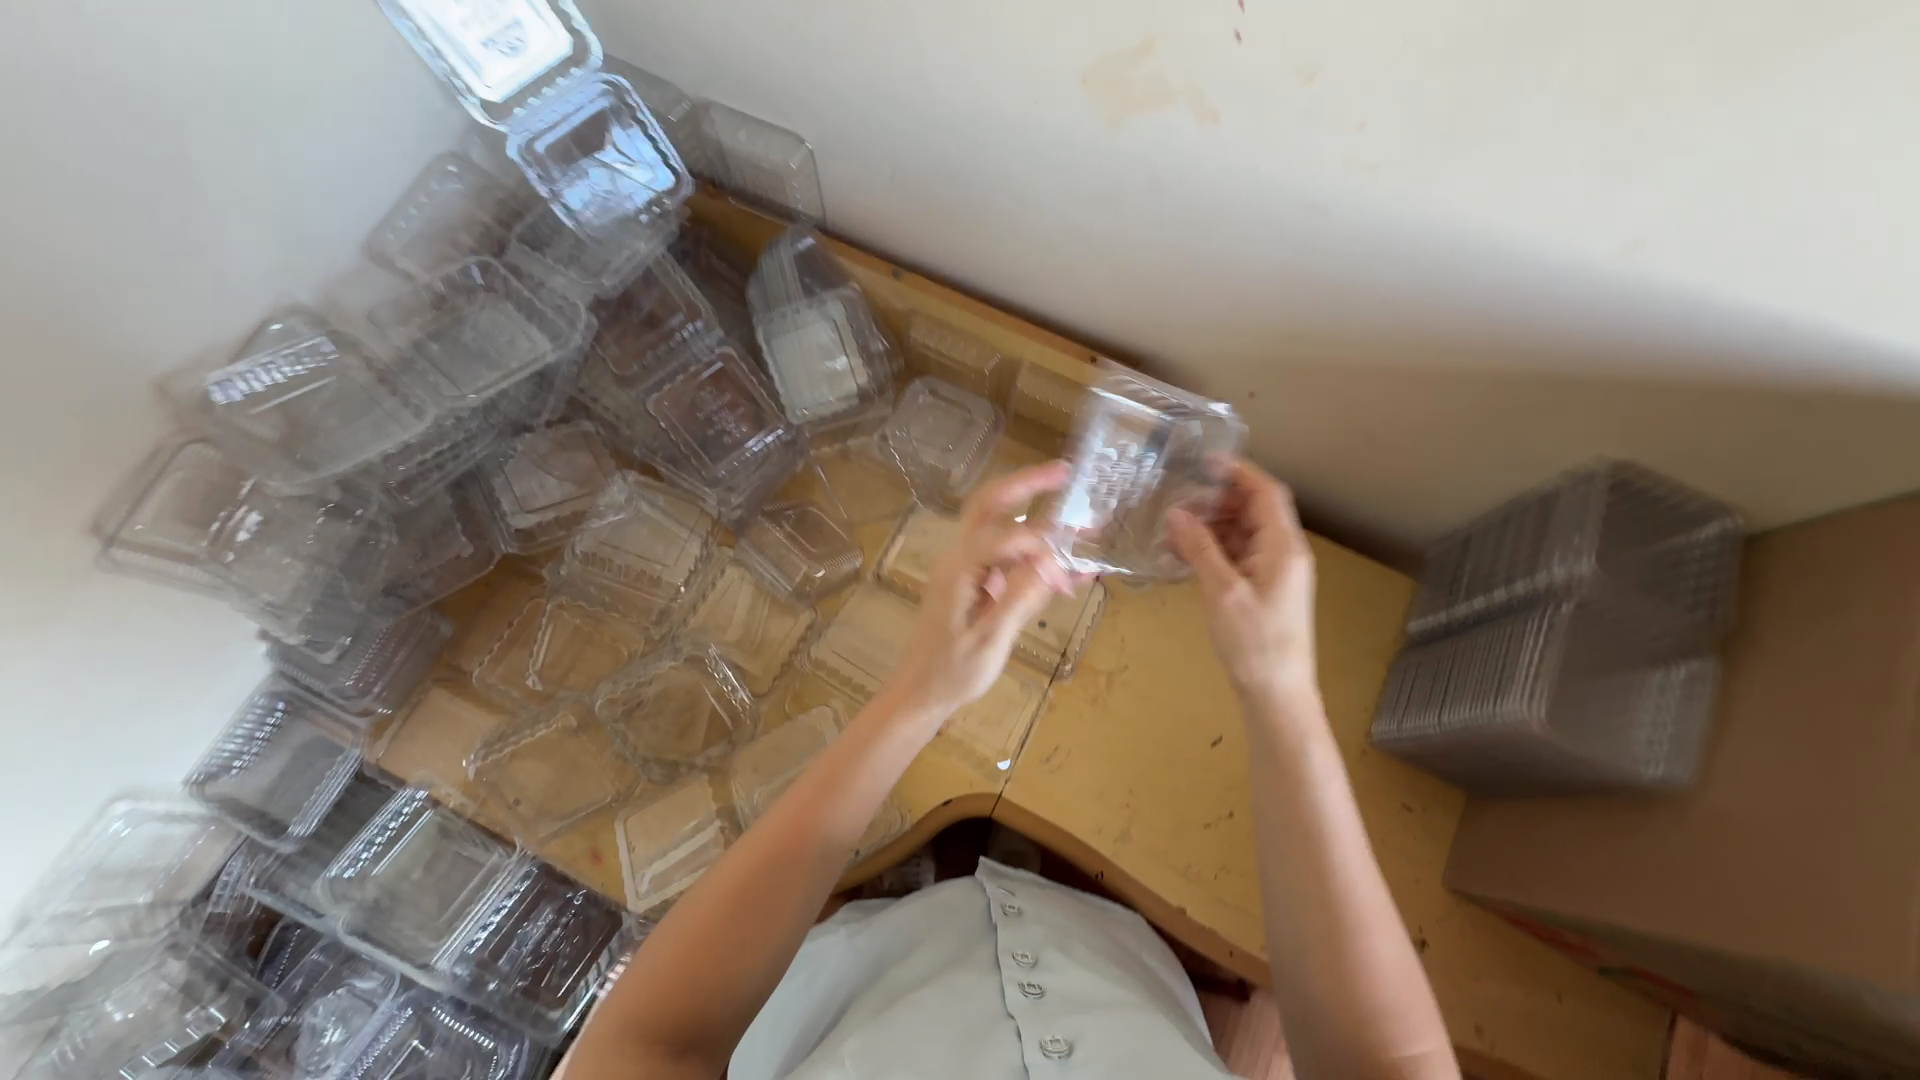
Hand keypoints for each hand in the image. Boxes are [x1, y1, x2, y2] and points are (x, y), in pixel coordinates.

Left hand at [887, 462, 1079, 719]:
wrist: (921, 692)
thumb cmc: (950, 672)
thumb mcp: (989, 640)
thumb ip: (1019, 598)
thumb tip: (1051, 561)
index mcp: (958, 570)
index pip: (1002, 536)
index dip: (1039, 546)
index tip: (1065, 571)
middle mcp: (959, 559)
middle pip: (990, 505)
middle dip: (1027, 485)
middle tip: (1065, 472)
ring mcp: (966, 569)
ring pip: (1002, 528)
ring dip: (1038, 519)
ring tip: (1082, 521)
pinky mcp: (975, 583)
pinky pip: (1007, 558)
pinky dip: (1036, 556)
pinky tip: (1068, 568)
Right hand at [1165, 459, 1318, 705]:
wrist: (1277, 692)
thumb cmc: (1254, 643)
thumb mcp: (1222, 593)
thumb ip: (1201, 549)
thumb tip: (1178, 513)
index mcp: (1283, 547)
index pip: (1266, 493)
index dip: (1238, 472)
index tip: (1204, 461)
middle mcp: (1284, 553)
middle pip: (1254, 510)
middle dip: (1218, 499)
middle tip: (1179, 496)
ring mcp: (1274, 573)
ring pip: (1243, 534)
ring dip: (1212, 526)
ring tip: (1174, 526)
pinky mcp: (1263, 590)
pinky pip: (1238, 556)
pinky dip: (1213, 549)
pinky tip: (1185, 554)